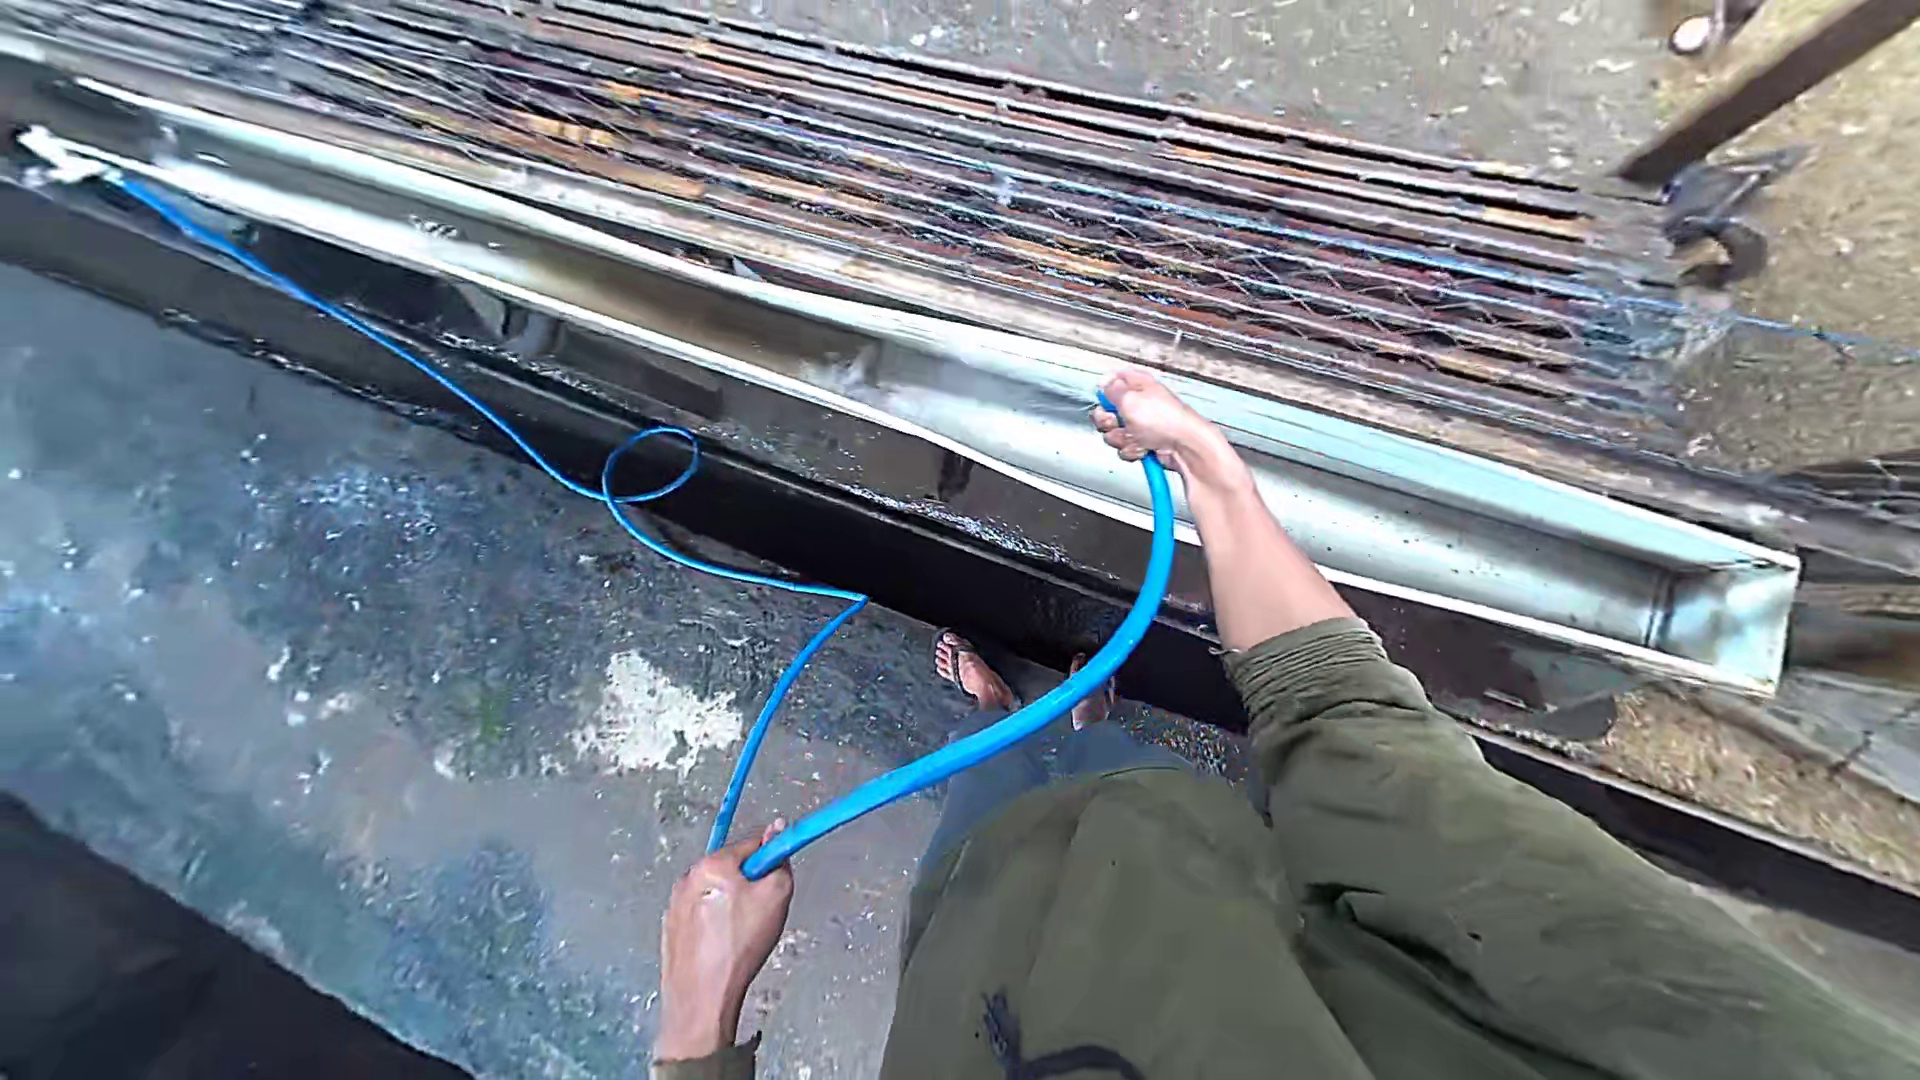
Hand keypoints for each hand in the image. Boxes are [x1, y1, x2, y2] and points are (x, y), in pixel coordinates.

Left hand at [655, 821, 794, 1061]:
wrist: (701, 1002)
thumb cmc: (738, 947)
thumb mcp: (778, 894)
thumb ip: (781, 859)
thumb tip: (777, 830)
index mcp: (711, 863)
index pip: (753, 843)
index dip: (772, 859)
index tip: (777, 877)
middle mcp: (688, 878)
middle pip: (733, 867)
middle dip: (750, 882)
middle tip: (760, 908)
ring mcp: (674, 905)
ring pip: (716, 891)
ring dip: (732, 902)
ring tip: (741, 931)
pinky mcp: (670, 929)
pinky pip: (701, 913)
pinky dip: (714, 922)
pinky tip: (723, 943)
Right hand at [1090, 369, 1230, 478]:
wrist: (1182, 446)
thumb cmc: (1164, 420)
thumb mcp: (1130, 399)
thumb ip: (1111, 390)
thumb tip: (1103, 383)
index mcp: (1138, 385)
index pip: (1115, 380)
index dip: (1105, 390)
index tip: (1105, 399)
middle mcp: (1138, 404)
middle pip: (1107, 411)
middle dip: (1108, 421)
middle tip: (1118, 422)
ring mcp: (1140, 425)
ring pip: (1113, 433)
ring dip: (1121, 438)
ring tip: (1136, 437)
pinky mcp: (1142, 443)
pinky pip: (1124, 448)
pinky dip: (1131, 450)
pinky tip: (1143, 448)